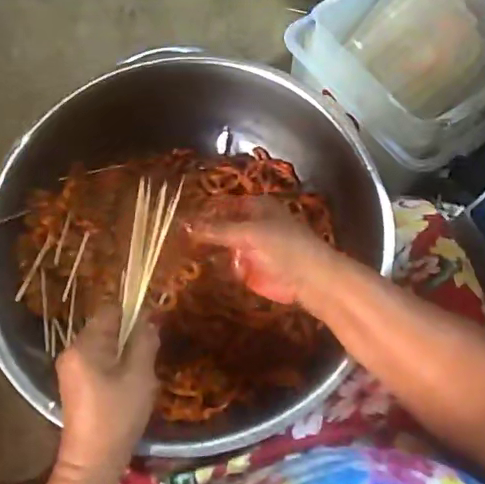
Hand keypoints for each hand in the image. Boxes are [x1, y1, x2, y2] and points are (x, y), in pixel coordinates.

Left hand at [53, 307, 159, 483]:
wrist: (91, 462)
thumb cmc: (117, 417)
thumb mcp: (139, 377)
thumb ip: (144, 342)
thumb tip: (149, 318)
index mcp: (85, 345)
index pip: (109, 310)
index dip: (133, 312)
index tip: (152, 326)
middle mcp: (71, 350)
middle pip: (104, 327)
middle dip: (128, 335)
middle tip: (150, 354)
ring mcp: (69, 368)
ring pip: (102, 346)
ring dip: (123, 353)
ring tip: (141, 373)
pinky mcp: (73, 384)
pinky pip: (96, 362)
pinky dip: (113, 366)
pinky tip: (127, 386)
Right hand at [189, 209, 342, 306]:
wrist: (310, 280)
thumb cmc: (284, 247)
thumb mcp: (247, 234)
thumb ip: (216, 229)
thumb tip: (183, 224)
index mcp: (255, 206)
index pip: (222, 203)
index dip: (202, 209)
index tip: (177, 216)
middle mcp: (251, 223)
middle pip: (220, 224)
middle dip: (201, 231)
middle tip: (174, 237)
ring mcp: (250, 247)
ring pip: (222, 245)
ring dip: (205, 250)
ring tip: (178, 254)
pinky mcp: (251, 268)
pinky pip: (227, 265)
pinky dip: (214, 266)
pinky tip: (195, 269)